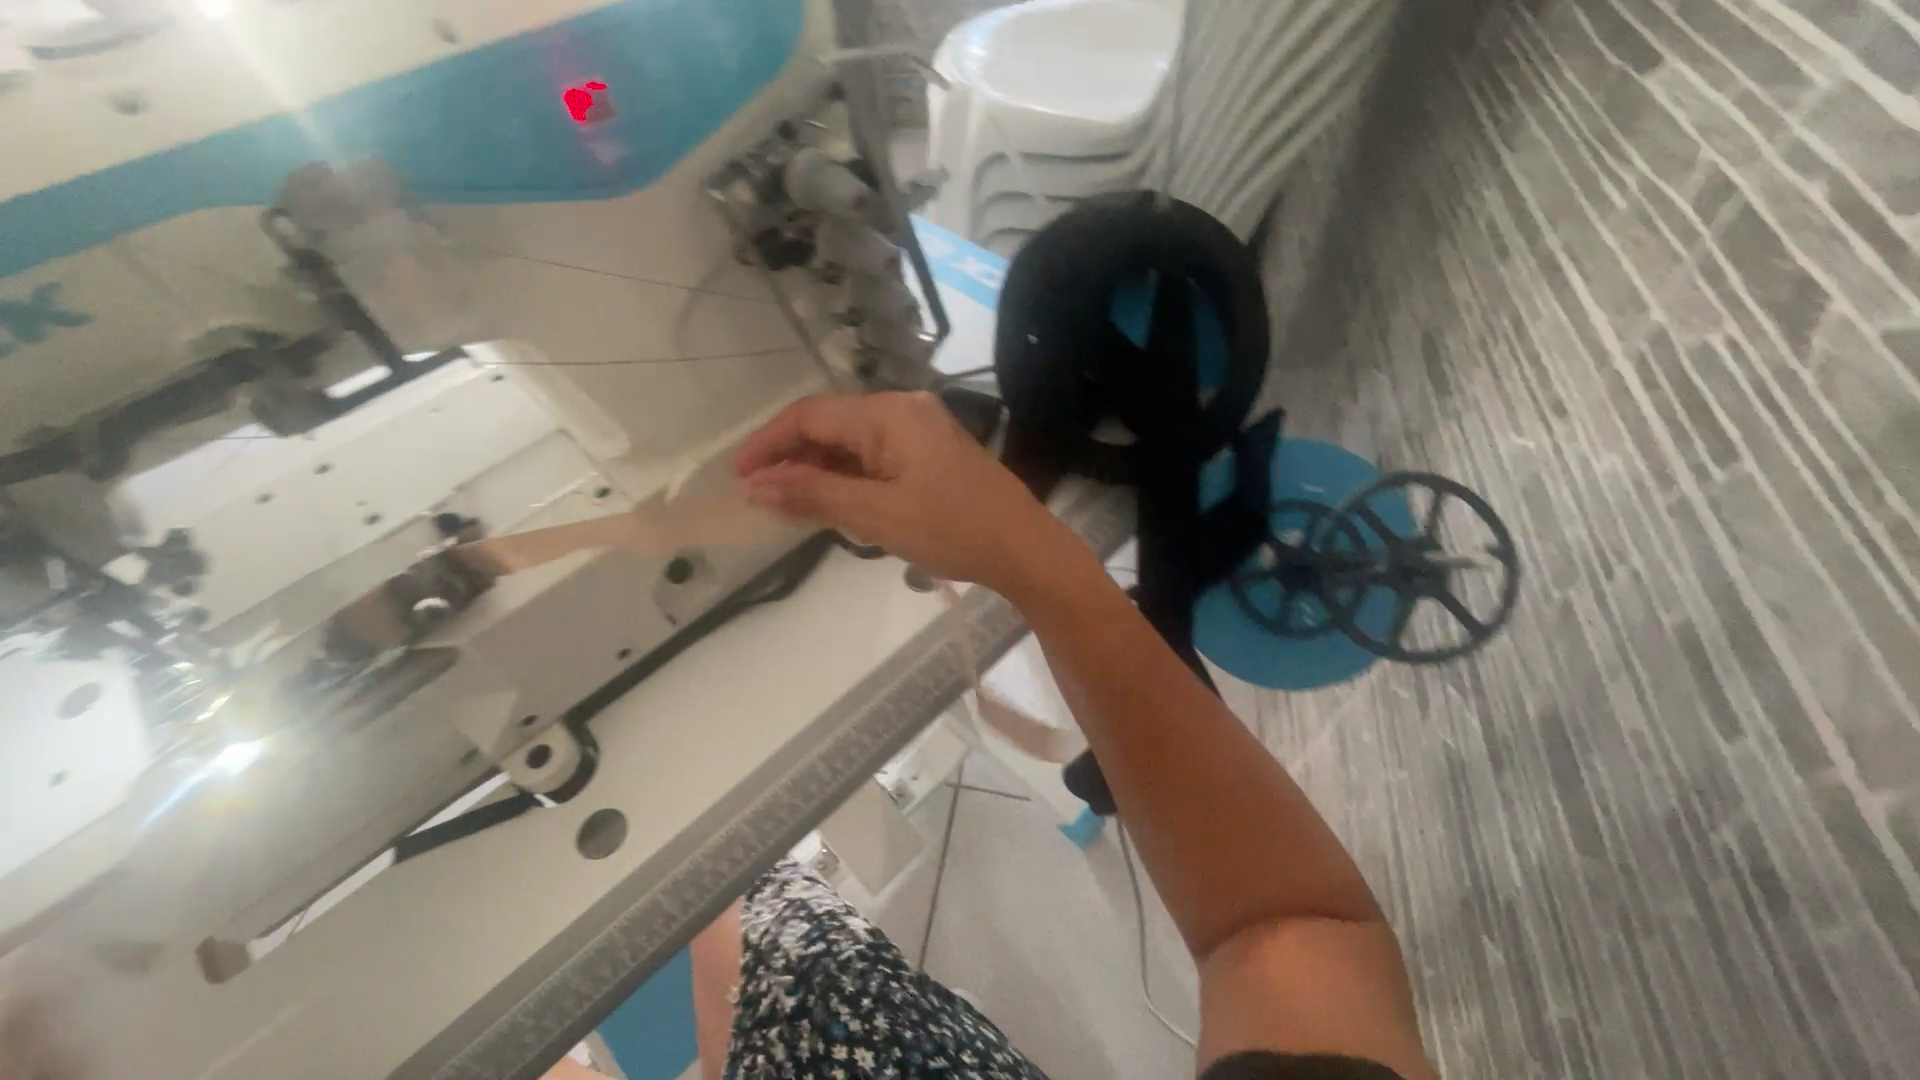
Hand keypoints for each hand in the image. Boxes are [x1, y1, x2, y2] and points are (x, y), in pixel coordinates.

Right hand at [733, 392, 1078, 595]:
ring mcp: (921, 430)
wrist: (1024, 548)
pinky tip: (832, 503)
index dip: (768, 443)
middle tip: (759, 497)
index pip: (810, 416)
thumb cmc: (951, 530)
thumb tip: (757, 485)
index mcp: (889, 414)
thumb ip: (813, 494)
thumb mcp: (876, 515)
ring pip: (853, 443)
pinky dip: (849, 478)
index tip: (738, 477)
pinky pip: (877, 456)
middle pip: (831, 425)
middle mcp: (904, 409)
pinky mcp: (932, 453)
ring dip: (819, 471)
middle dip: (791, 459)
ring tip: (788, 506)